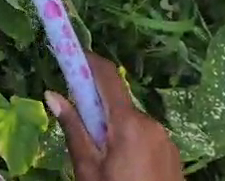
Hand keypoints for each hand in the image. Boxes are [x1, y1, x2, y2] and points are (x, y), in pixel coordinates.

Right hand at [47, 54, 184, 180]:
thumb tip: (51, 93)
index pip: (108, 75)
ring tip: (103, 158)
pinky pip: (145, 136)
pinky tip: (123, 168)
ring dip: (113, 127)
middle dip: (97, 107)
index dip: (88, 60)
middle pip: (117, 102)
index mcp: (129, 122)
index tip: (70, 55)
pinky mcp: (174, 156)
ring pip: (131, 120)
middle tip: (81, 129)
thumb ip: (73, 127)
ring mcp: (166, 140)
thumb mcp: (88, 168)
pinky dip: (130, 141)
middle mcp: (151, 123)